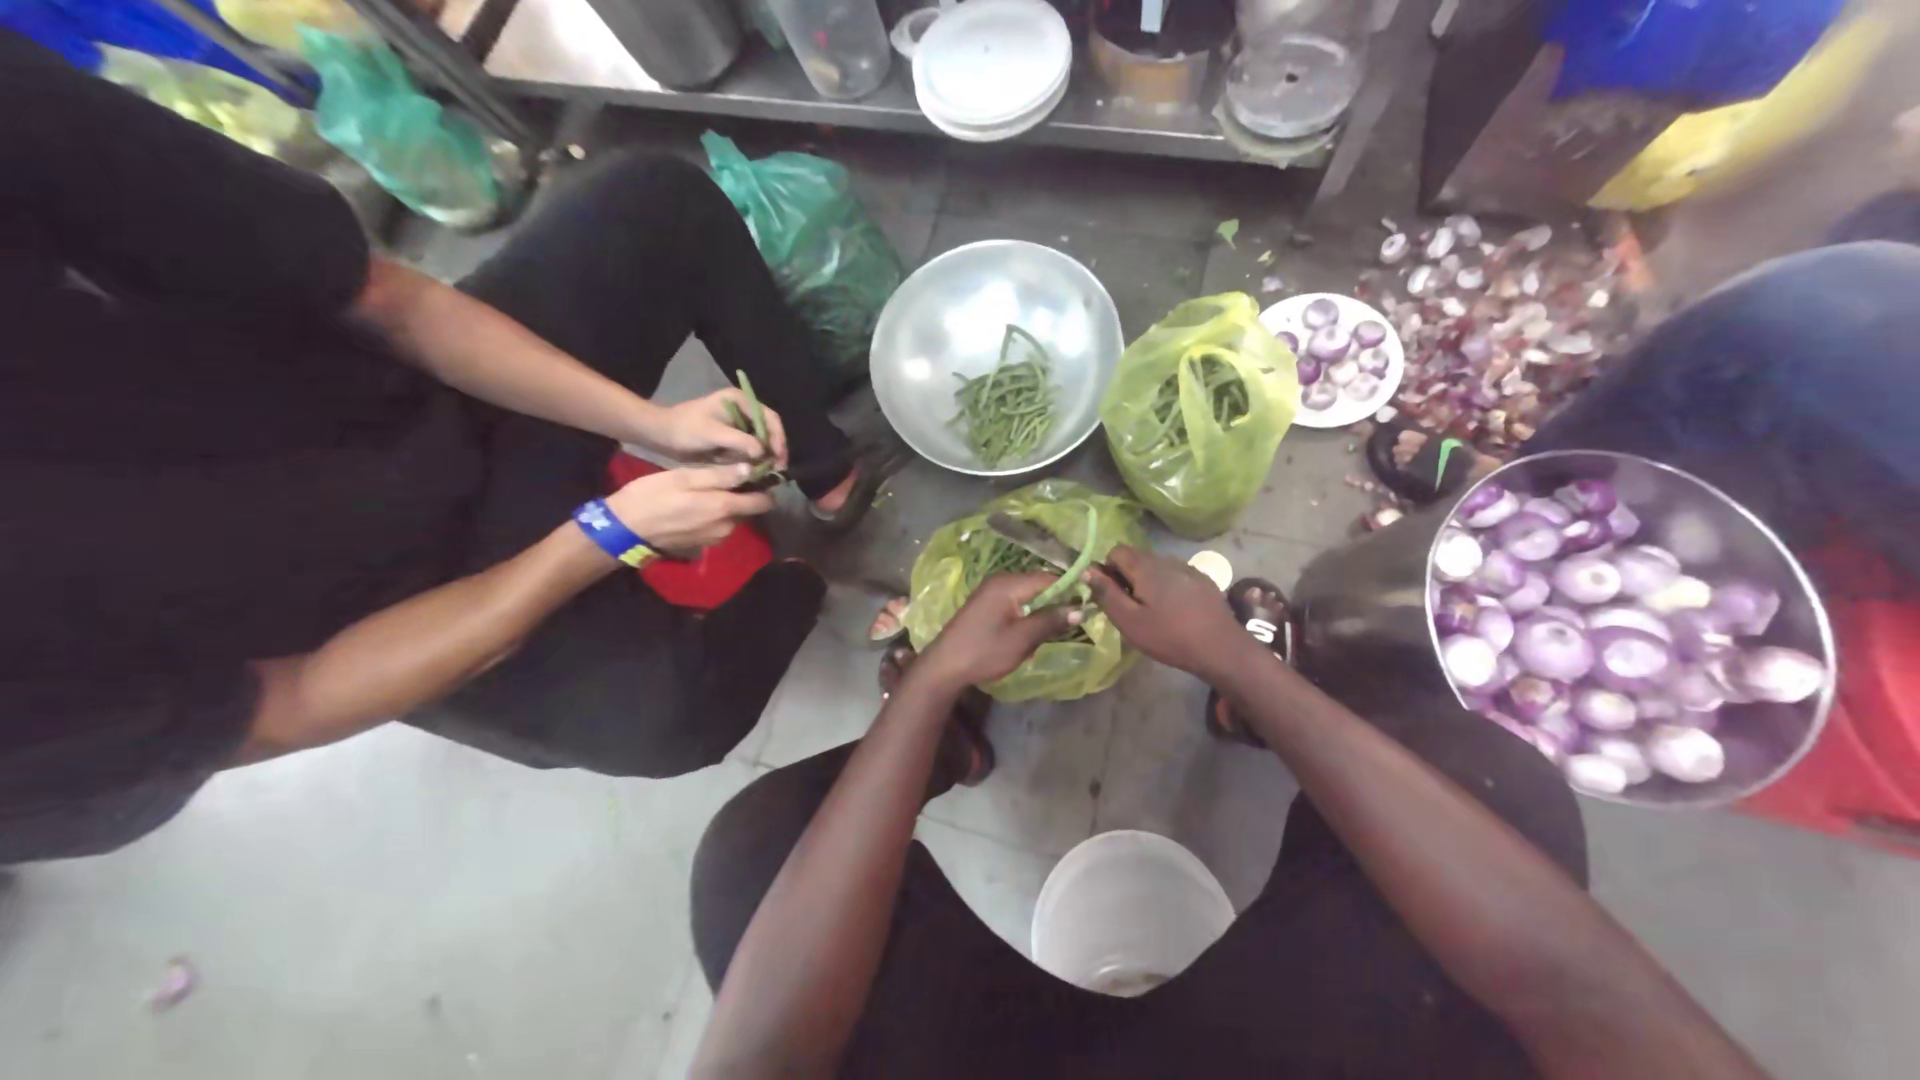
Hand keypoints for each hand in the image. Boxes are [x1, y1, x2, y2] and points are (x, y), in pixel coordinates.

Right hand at [602, 462, 773, 553]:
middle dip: (744, 496)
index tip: (758, 476)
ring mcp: (715, 539)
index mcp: (725, 508)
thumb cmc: (652, 496)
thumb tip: (749, 470)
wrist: (625, 529)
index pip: (763, 502)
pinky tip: (699, 507)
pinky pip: (719, 528)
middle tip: (729, 480)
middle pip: (748, 510)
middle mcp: (727, 528)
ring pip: (733, 519)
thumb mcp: (684, 477)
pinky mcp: (703, 545)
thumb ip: (720, 476)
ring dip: (728, 507)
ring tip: (710, 492)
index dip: (764, 488)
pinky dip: (716, 517)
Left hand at [653, 388, 789, 467]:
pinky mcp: (731, 436)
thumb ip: (740, 441)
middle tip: (777, 469)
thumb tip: (763, 452)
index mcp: (740, 401)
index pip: (770, 418)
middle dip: (774, 449)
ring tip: (767, 472)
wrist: (661, 435)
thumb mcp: (713, 433)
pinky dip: (753, 459)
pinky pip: (749, 448)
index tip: (779, 458)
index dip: (778, 438)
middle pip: (768, 430)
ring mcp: (738, 423)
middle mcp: (743, 409)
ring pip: (760, 440)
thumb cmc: (685, 429)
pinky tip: (755, 470)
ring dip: (765, 456)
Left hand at [911, 573, 1081, 693]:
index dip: (1072, 589)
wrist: (944, 666)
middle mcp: (1000, 581)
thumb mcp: (1022, 639)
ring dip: (1043, 611)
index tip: (1091, 604)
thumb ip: (1051, 621)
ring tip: (1057, 629)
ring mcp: (992, 592)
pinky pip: (1017, 602)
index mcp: (1009, 584)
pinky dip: (1029, 615)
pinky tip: (1033, 633)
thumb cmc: (983, 651)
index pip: (1050, 578)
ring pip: (1030, 595)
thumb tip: (1080, 609)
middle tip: (1077, 621)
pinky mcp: (987, 605)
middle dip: (1058, 601)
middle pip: (1040, 584)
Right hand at [1083, 546, 1256, 682]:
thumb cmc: (1169, 637)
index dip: (1108, 570)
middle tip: (1130, 607)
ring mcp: (1188, 568)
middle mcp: (1167, 560)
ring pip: (1156, 566)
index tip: (1112, 595)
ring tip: (1152, 611)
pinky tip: (1174, 611)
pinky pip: (1175, 575)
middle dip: (1127, 576)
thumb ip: (1106, 593)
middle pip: (1137, 557)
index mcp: (1147, 567)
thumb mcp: (1129, 621)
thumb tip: (1087, 571)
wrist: (1221, 649)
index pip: (1116, 551)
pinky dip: (1167, 587)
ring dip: (1147, 581)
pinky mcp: (1203, 580)